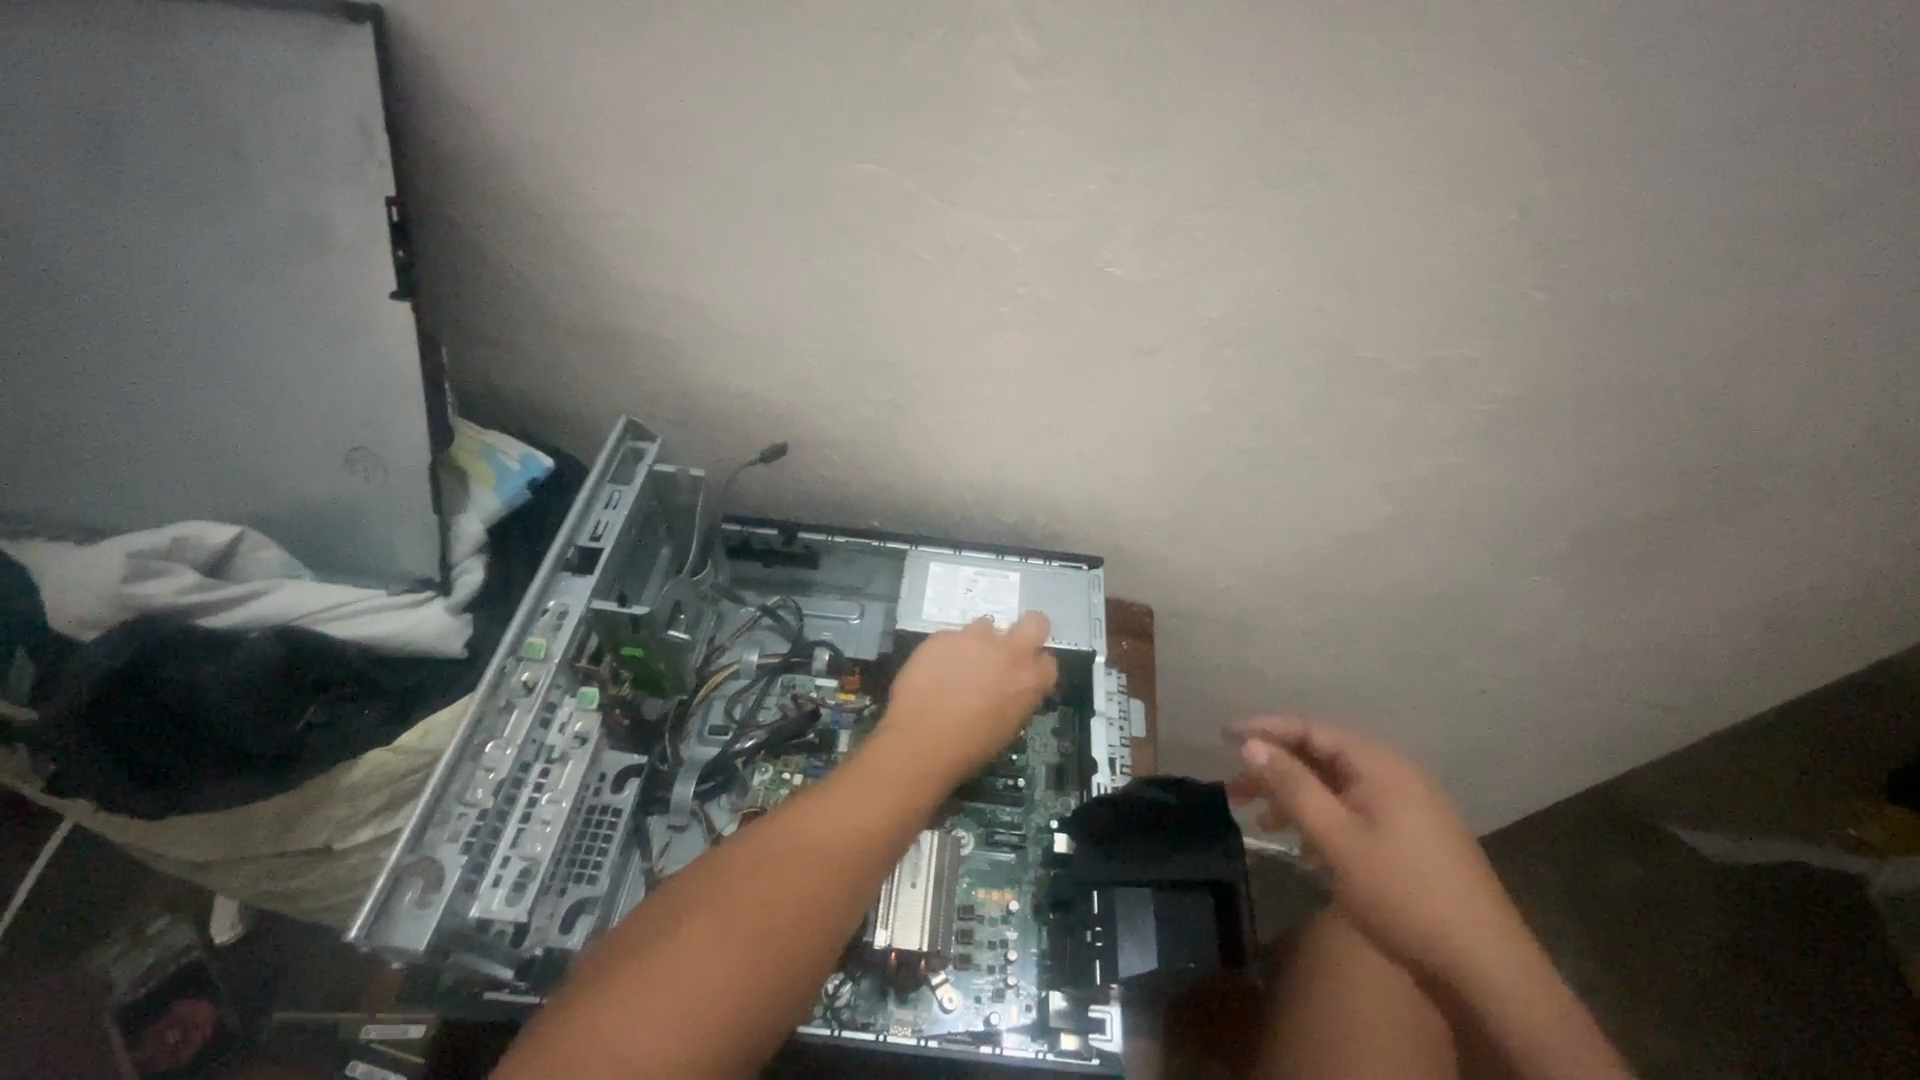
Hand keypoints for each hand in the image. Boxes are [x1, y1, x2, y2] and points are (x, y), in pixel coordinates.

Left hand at [875, 613, 1056, 785]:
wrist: (920, 741)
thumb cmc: (968, 748)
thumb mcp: (1007, 727)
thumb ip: (1017, 698)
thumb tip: (1011, 689)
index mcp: (1030, 681)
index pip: (1048, 661)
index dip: (1035, 665)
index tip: (1024, 673)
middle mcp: (1009, 652)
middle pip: (1035, 622)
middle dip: (1026, 630)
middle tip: (1007, 649)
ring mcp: (974, 640)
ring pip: (985, 625)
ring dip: (979, 642)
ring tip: (961, 663)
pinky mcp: (943, 636)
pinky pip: (951, 637)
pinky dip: (947, 651)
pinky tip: (934, 671)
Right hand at [1228, 717, 1528, 980]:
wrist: (1481, 963)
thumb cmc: (1401, 894)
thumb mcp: (1336, 839)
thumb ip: (1292, 787)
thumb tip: (1251, 744)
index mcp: (1381, 766)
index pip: (1313, 729)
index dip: (1266, 729)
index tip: (1223, 736)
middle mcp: (1397, 775)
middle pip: (1325, 755)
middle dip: (1277, 768)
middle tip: (1234, 790)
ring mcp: (1409, 807)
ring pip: (1339, 786)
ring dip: (1297, 796)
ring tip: (1261, 821)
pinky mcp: (1413, 837)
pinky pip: (1356, 809)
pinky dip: (1323, 817)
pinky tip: (1303, 847)